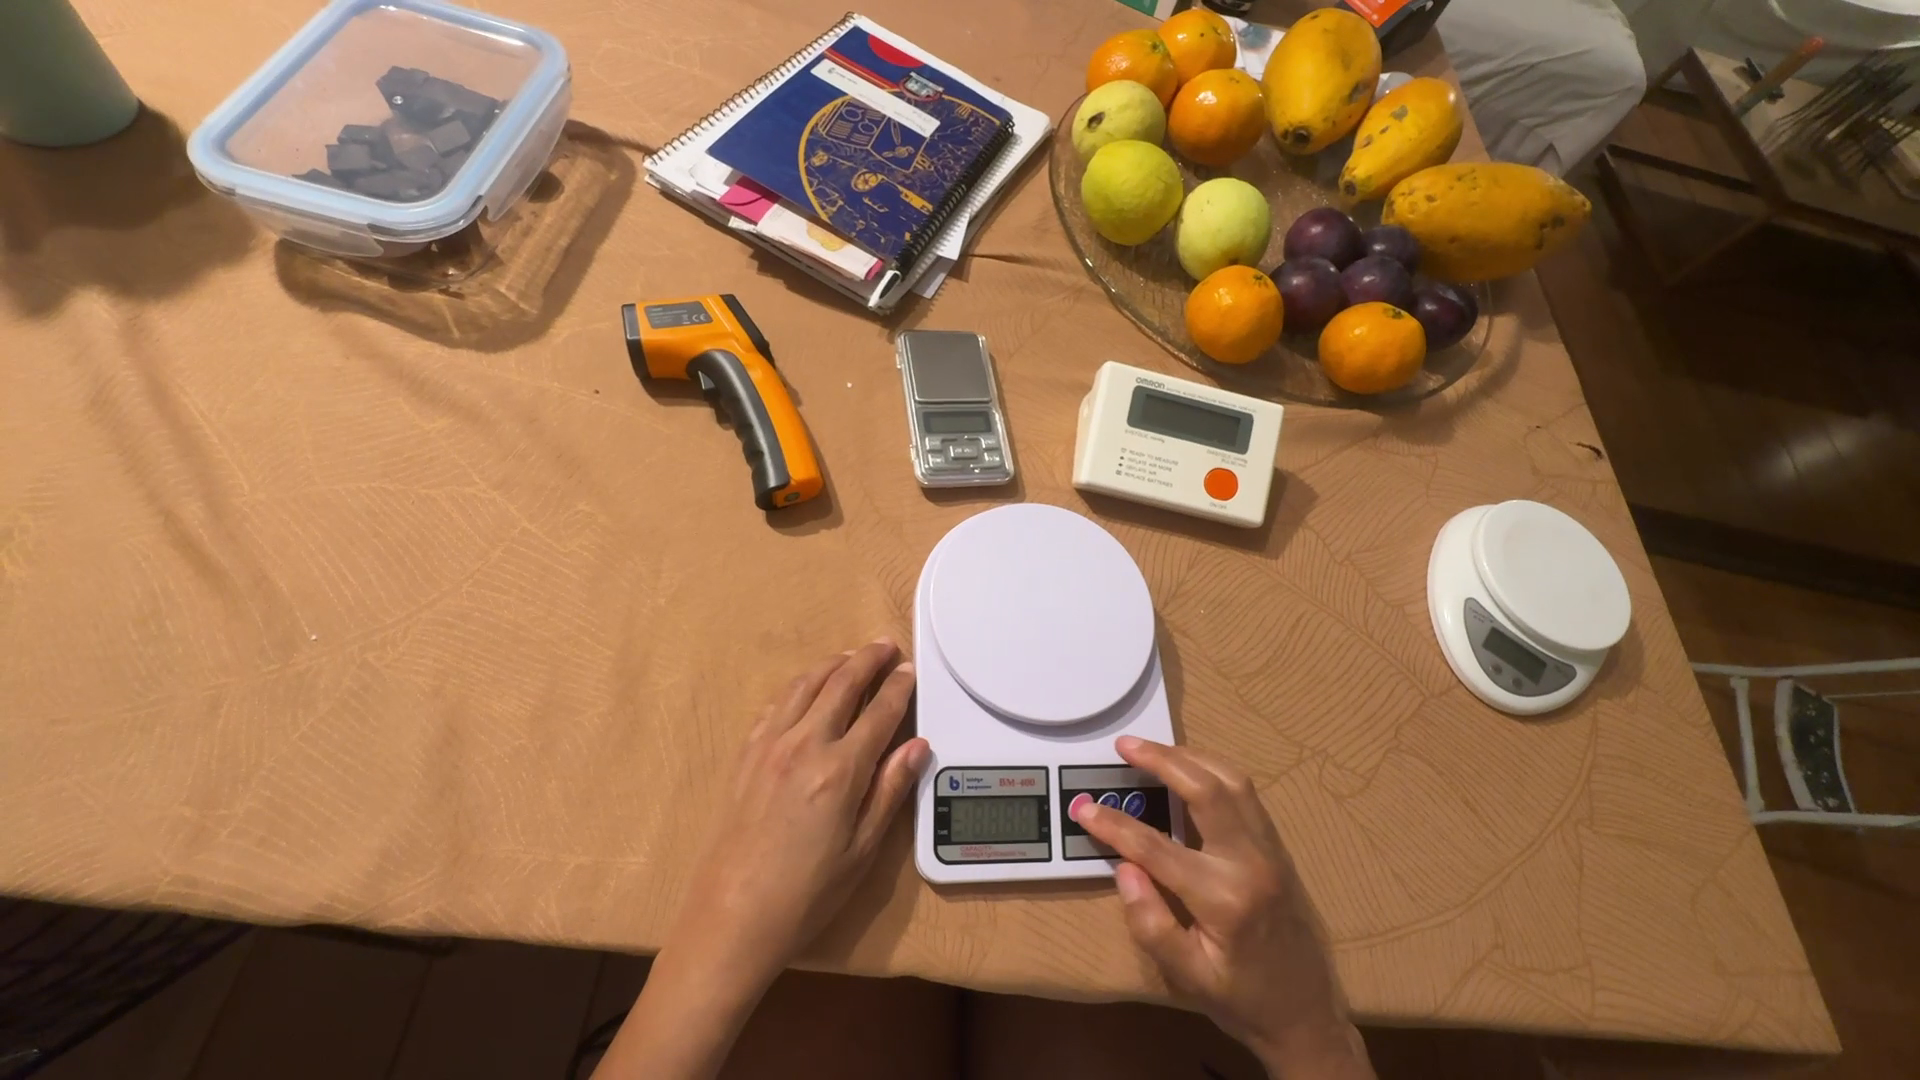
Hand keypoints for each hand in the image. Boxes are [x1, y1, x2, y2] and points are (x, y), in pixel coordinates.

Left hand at [597, 642, 926, 1079]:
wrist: (731, 916)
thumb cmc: (806, 892)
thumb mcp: (862, 850)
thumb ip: (889, 791)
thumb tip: (917, 746)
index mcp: (841, 769)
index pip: (879, 713)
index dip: (898, 688)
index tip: (909, 671)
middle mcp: (804, 745)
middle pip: (841, 685)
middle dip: (867, 660)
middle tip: (885, 645)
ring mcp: (769, 746)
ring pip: (804, 686)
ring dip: (832, 664)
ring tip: (851, 655)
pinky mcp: (745, 755)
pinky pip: (774, 705)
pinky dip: (797, 686)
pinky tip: (805, 688)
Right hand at [1073, 736, 1372, 1077]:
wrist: (1307, 1016)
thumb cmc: (1241, 1000)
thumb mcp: (1188, 976)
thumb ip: (1150, 923)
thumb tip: (1123, 868)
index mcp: (1224, 898)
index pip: (1157, 847)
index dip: (1115, 825)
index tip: (1084, 808)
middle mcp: (1251, 863)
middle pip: (1206, 790)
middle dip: (1161, 761)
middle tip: (1125, 744)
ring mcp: (1270, 850)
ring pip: (1232, 781)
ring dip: (1189, 758)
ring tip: (1151, 749)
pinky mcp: (1278, 848)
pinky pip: (1246, 794)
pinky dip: (1213, 770)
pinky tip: (1189, 768)